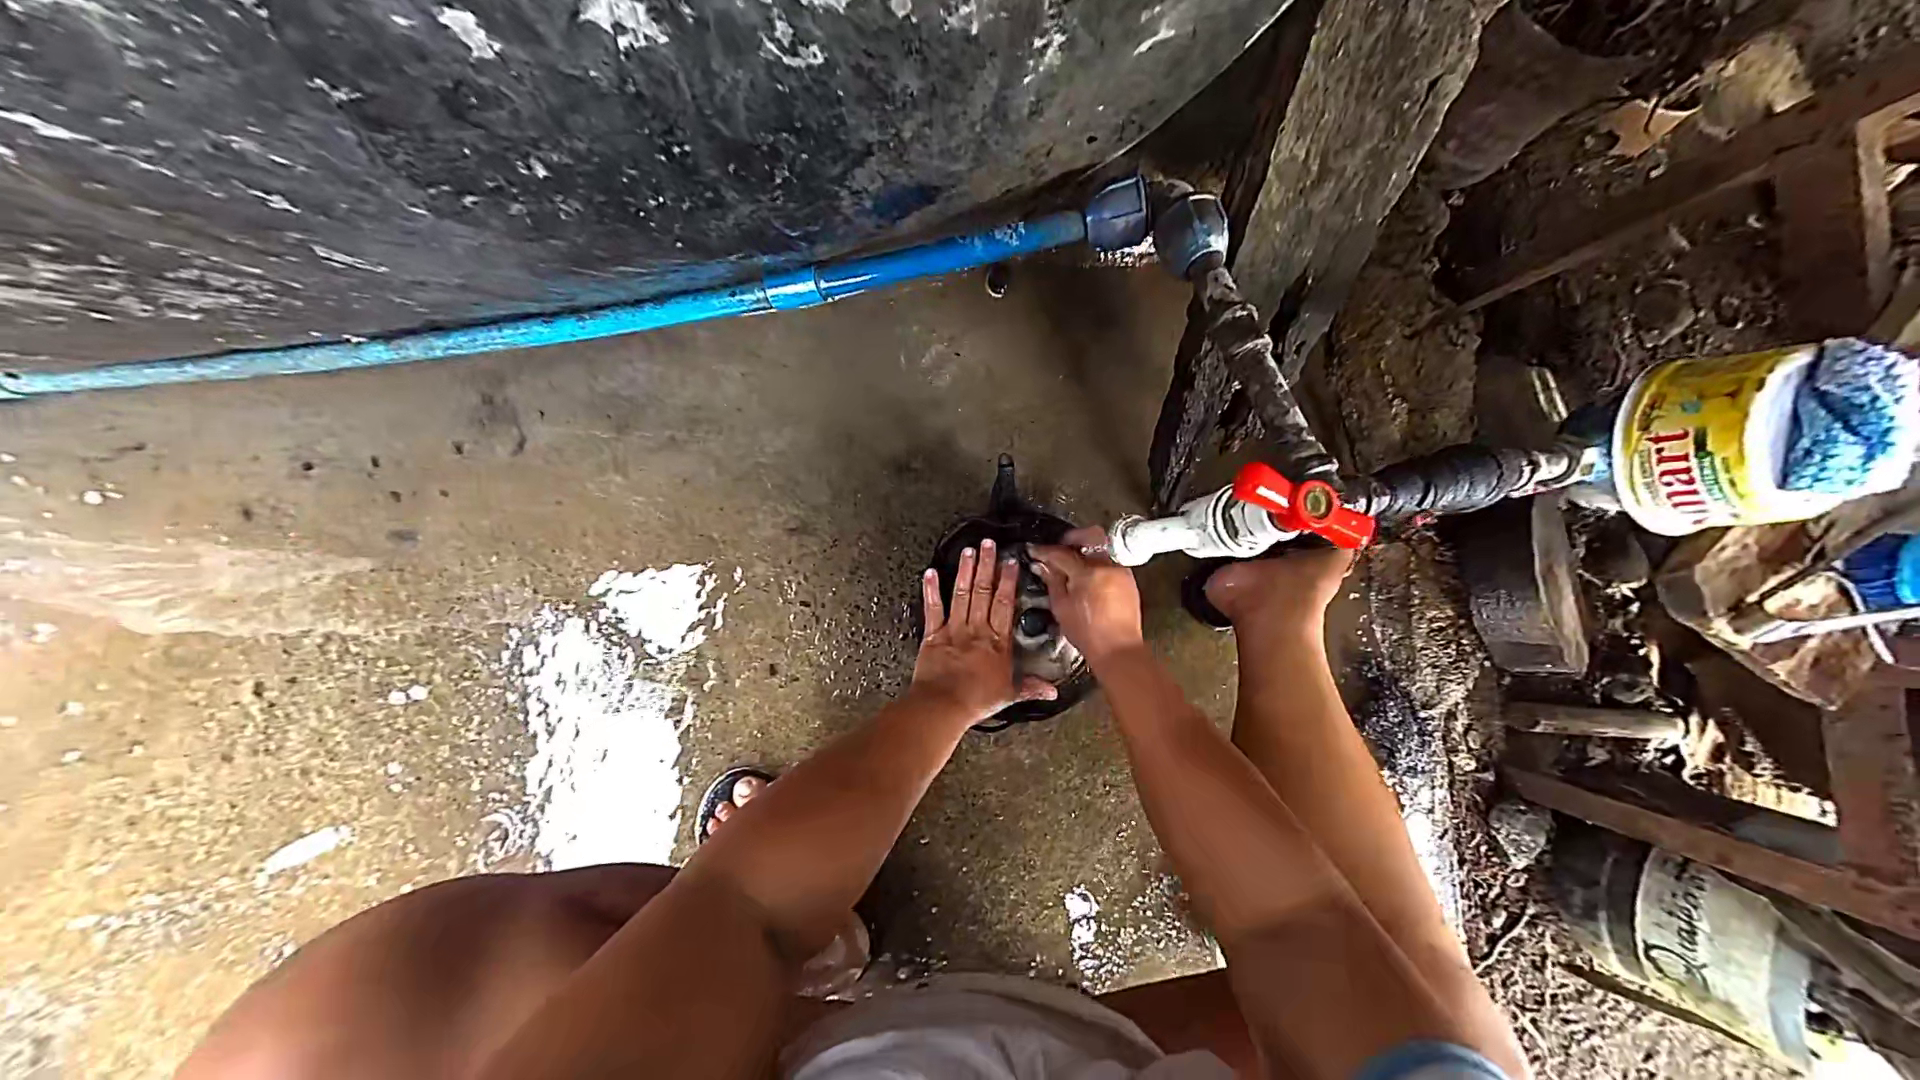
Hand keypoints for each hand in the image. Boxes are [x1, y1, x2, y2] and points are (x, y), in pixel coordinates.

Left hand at [912, 538, 1056, 721]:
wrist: (943, 705)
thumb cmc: (976, 701)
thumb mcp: (1009, 695)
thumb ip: (1030, 687)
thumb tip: (1053, 690)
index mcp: (997, 641)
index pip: (1005, 604)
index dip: (1008, 581)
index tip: (1011, 562)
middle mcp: (976, 629)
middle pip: (983, 591)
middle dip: (987, 565)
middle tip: (989, 544)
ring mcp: (954, 629)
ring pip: (962, 593)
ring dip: (966, 570)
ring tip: (969, 550)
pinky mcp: (933, 635)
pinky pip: (933, 608)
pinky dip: (931, 590)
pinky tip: (931, 572)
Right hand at [1027, 527, 1144, 664]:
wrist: (1118, 649)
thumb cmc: (1090, 634)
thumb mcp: (1061, 607)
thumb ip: (1052, 581)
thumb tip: (1044, 565)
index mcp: (1088, 573)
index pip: (1062, 552)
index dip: (1045, 550)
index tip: (1036, 551)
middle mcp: (1108, 567)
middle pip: (1089, 536)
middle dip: (1071, 538)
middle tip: (1058, 549)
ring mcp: (1121, 572)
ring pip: (1101, 549)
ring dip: (1085, 553)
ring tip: (1072, 568)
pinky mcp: (1128, 580)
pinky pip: (1110, 563)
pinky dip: (1097, 566)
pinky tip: (1088, 580)